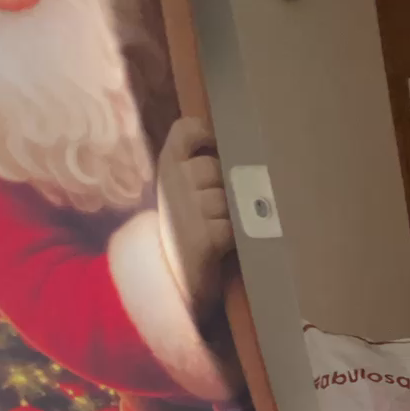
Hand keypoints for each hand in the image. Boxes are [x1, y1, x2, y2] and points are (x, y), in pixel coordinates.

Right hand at [156, 116, 234, 317]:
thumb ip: (203, 170)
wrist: (174, 278)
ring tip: (225, 229)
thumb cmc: (188, 230)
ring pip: (229, 198)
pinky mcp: (204, 239)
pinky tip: (231, 243)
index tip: (222, 144)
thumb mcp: (186, 193)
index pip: (187, 132)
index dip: (208, 133)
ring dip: (236, 214)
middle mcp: (173, 184)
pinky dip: (240, 235)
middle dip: (229, 187)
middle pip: (217, 168)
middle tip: (224, 209)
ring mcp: (187, 210)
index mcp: (168, 167)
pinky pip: (235, 225)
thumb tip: (241, 153)